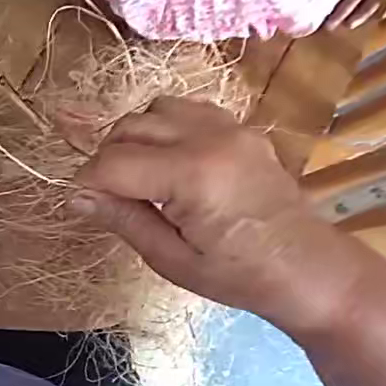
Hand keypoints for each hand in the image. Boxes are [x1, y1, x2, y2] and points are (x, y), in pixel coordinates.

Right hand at [69, 98, 376, 336]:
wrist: (309, 269)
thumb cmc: (239, 276)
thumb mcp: (171, 259)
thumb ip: (123, 219)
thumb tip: (76, 197)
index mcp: (192, 176)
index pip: (112, 163)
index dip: (87, 183)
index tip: (84, 205)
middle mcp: (209, 138)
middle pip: (128, 128)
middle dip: (106, 160)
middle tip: (110, 196)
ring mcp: (228, 127)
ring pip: (153, 110)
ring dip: (133, 138)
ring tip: (137, 174)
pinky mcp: (239, 127)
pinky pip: (185, 109)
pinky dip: (163, 127)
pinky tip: (167, 158)